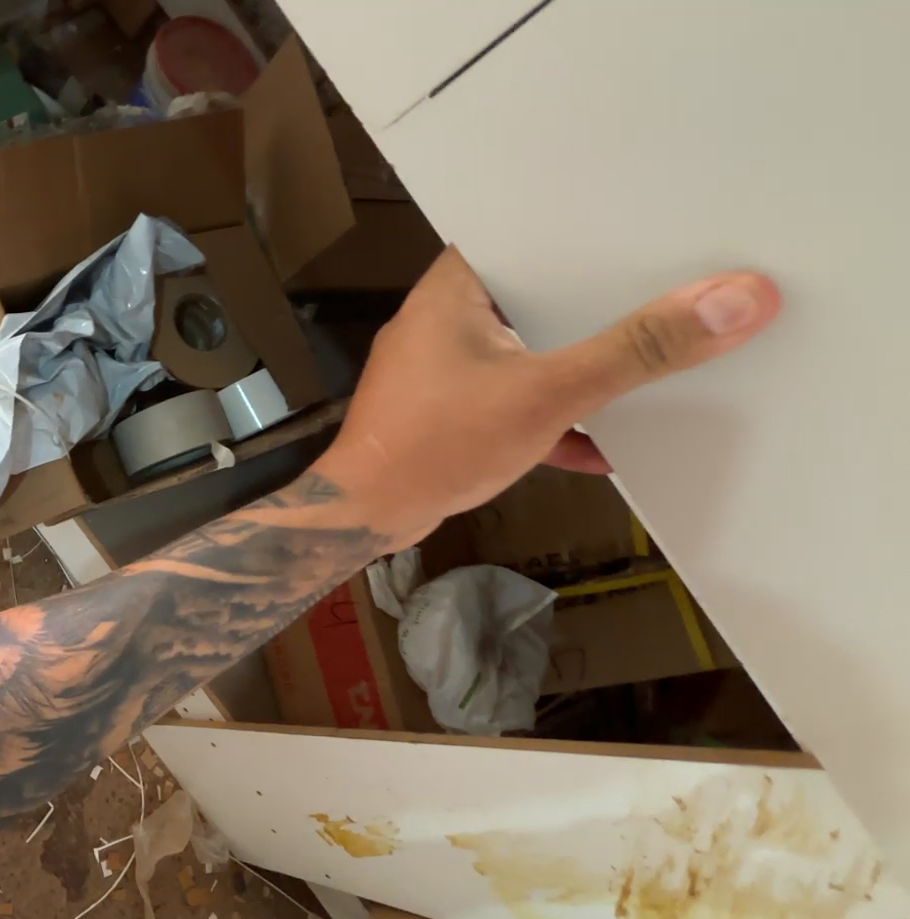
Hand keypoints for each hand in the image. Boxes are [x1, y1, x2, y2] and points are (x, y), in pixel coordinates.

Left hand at [313, 246, 779, 547]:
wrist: (365, 514)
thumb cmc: (436, 444)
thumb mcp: (545, 394)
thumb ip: (634, 350)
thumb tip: (737, 298)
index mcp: (448, 296)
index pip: (516, 235)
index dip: (577, 225)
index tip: (644, 220)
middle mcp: (435, 326)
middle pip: (527, 295)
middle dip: (591, 299)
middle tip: (668, 284)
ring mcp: (434, 373)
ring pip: (519, 353)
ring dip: (572, 363)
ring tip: (648, 355)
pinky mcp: (439, 414)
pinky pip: (504, 401)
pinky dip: (545, 416)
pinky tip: (602, 443)